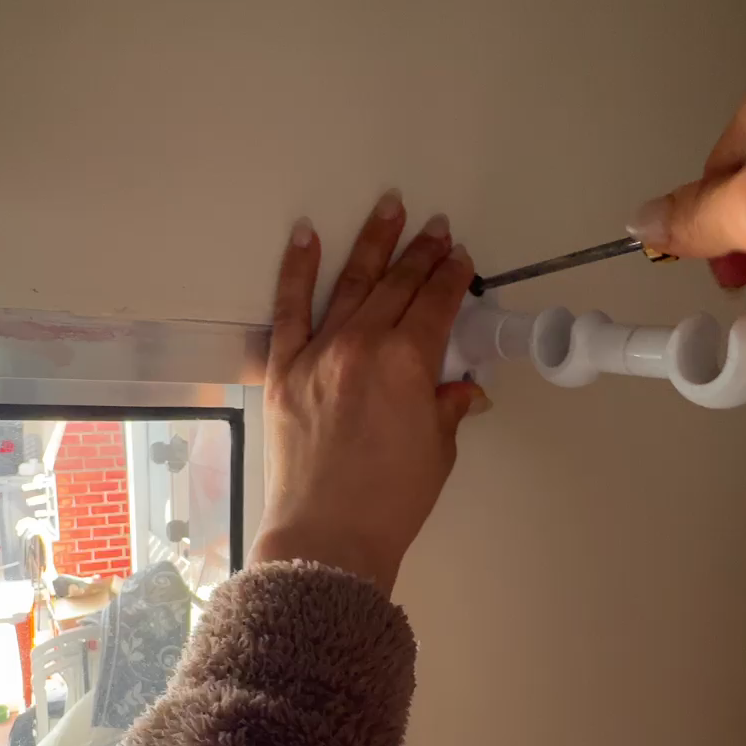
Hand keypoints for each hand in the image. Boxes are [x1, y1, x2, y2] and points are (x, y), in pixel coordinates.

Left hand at [251, 191, 488, 590]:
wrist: (327, 537)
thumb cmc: (390, 502)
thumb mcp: (436, 452)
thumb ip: (447, 408)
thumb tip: (462, 390)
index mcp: (408, 363)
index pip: (436, 303)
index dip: (452, 277)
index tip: (460, 259)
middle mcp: (362, 345)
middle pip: (398, 285)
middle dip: (421, 253)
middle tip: (436, 228)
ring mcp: (317, 354)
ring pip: (350, 284)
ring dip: (373, 244)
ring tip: (388, 208)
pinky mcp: (282, 370)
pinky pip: (288, 309)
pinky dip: (297, 270)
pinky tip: (306, 237)